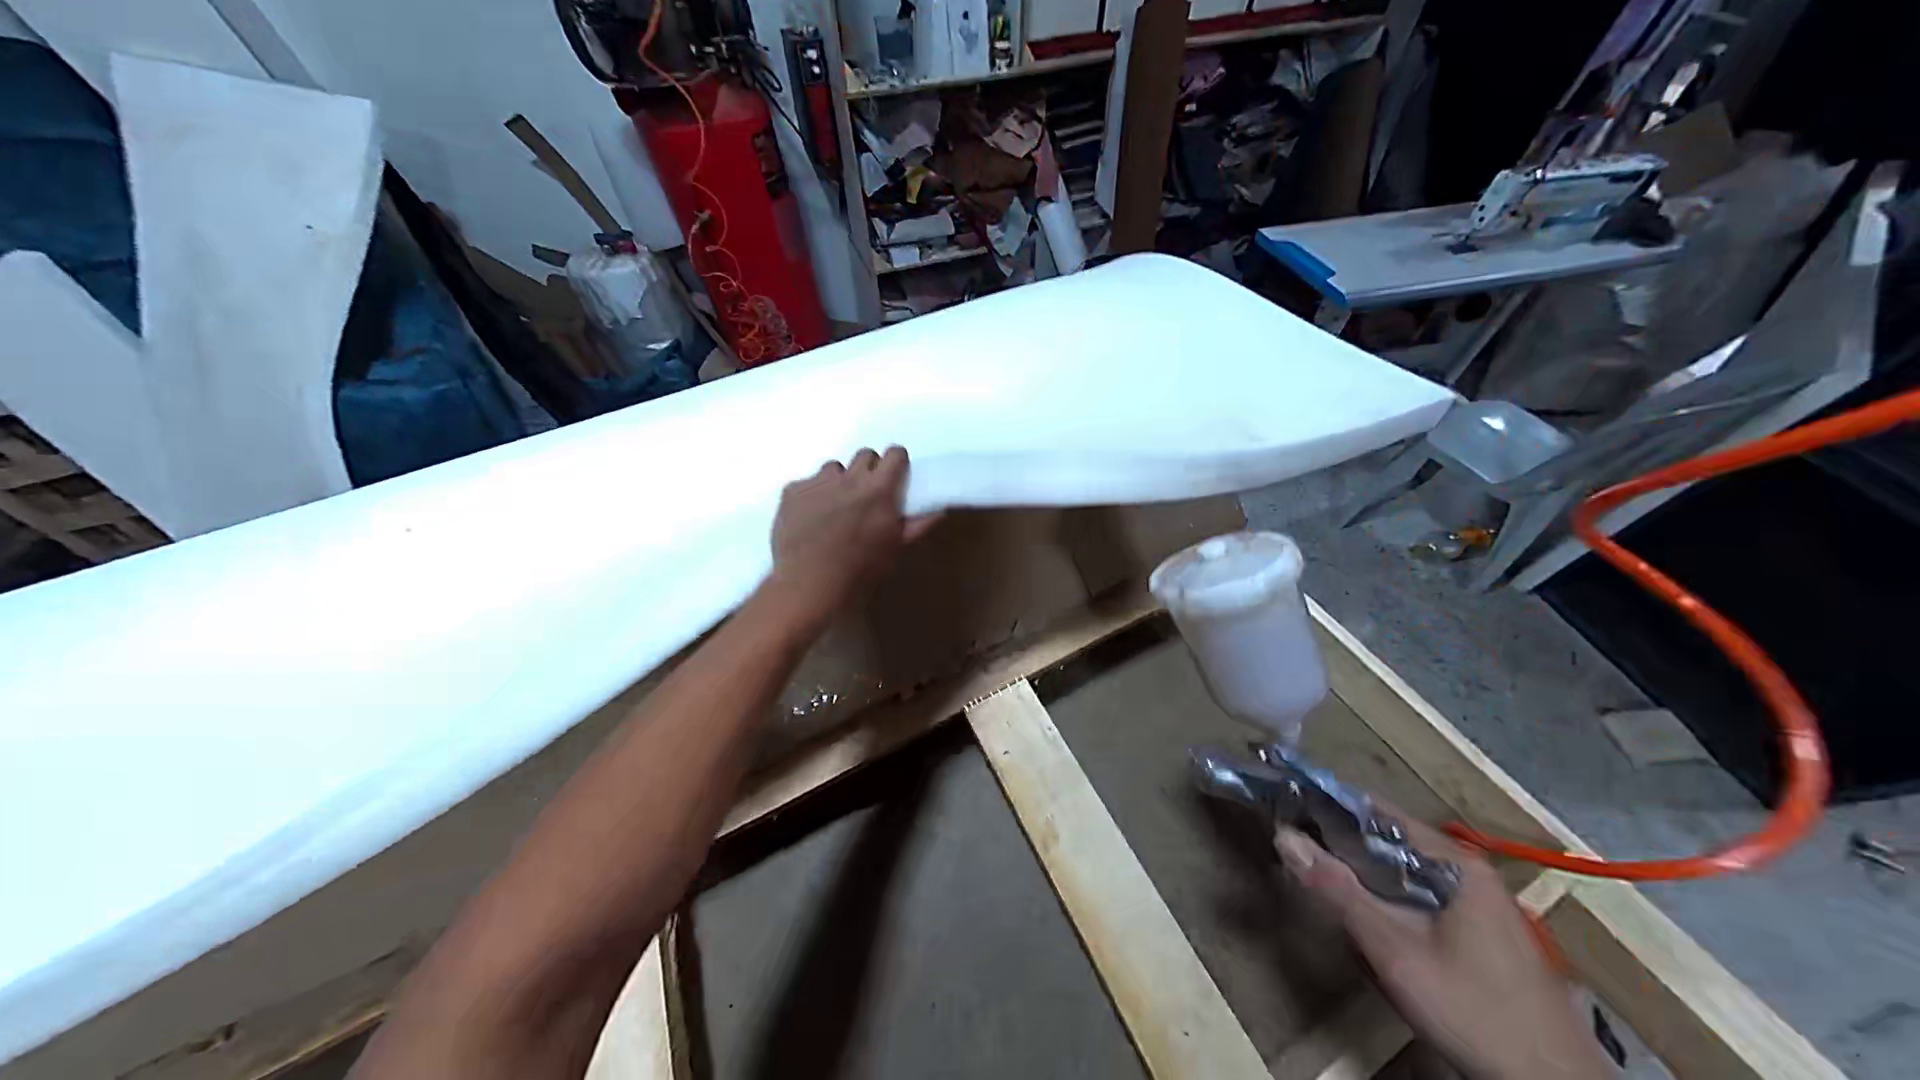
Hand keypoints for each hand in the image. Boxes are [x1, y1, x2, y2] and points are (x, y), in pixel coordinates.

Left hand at [764, 447, 939, 630]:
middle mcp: (849, 478)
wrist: (808, 584)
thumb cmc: (859, 571)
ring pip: (833, 468)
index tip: (895, 476)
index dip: (896, 463)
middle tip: (867, 495)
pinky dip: (810, 496)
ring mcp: (817, 482)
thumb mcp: (895, 550)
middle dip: (869, 469)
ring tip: (835, 507)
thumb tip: (938, 510)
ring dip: (839, 481)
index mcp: (879, 490)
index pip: (894, 454)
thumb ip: (916, 525)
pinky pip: (805, 484)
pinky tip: (808, 519)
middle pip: (864, 455)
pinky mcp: (791, 492)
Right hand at [1275, 816, 1612, 1079]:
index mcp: (1455, 863)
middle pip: (1390, 844)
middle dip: (1345, 853)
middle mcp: (1469, 873)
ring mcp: (1479, 904)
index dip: (1331, 809)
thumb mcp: (1393, 951)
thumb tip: (1284, 836)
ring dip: (1366, 885)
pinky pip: (1419, 900)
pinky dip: (1389, 905)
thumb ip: (1338, 891)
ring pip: (1402, 876)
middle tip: (1303, 863)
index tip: (1290, 811)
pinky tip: (1372, 931)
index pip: (1379, 813)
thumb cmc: (1472, 1010)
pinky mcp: (1480, 933)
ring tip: (1331, 899)